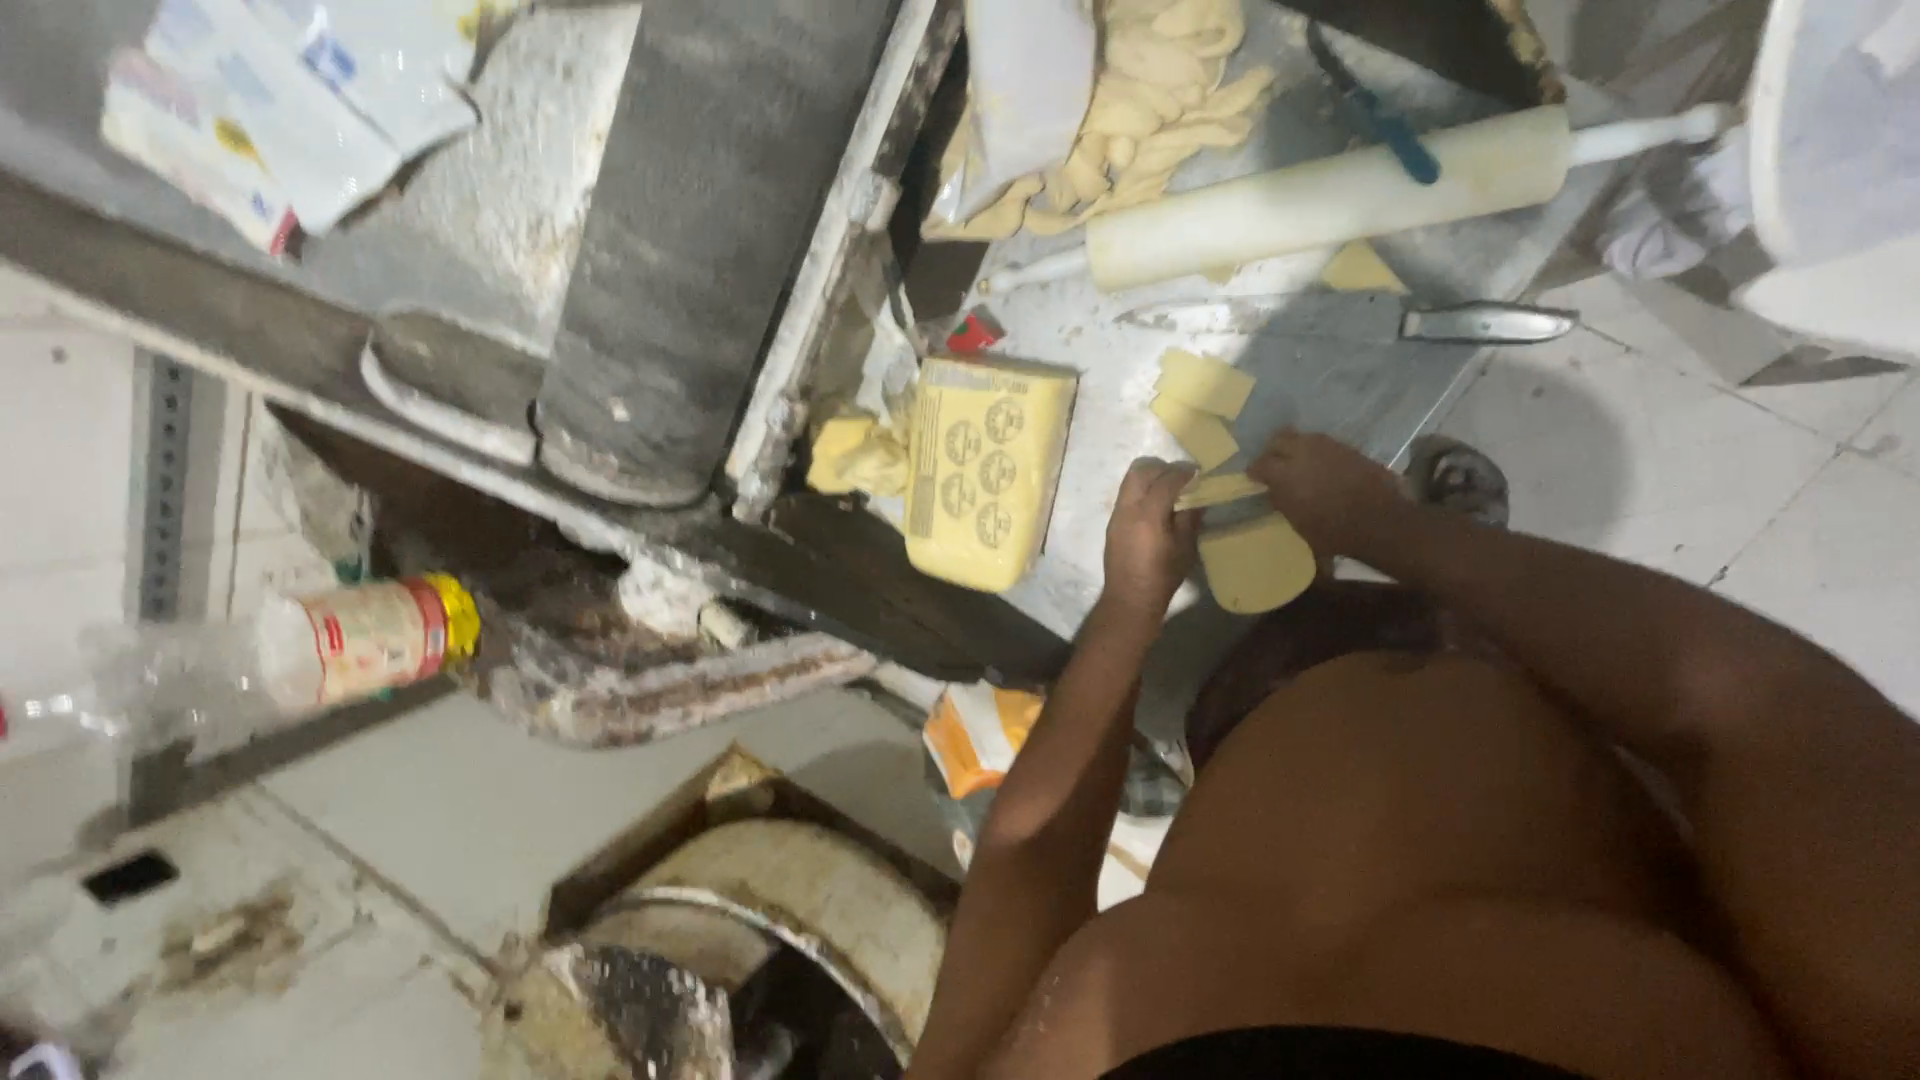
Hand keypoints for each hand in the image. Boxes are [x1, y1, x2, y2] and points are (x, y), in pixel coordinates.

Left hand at [1101, 458, 1200, 621]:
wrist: (1130, 597)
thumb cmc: (1162, 576)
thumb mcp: (1185, 548)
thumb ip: (1190, 519)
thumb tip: (1196, 500)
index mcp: (1148, 514)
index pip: (1166, 480)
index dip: (1183, 472)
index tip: (1196, 472)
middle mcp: (1128, 509)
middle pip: (1140, 471)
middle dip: (1161, 468)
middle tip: (1179, 476)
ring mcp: (1116, 515)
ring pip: (1129, 481)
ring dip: (1149, 477)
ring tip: (1167, 488)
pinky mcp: (1112, 523)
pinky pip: (1126, 495)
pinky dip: (1141, 491)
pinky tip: (1155, 505)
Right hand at [1248, 431, 1412, 556]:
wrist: (1380, 521)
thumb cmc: (1333, 530)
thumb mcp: (1297, 522)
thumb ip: (1281, 501)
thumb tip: (1273, 490)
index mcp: (1285, 472)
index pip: (1260, 463)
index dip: (1255, 470)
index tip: (1254, 477)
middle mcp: (1304, 452)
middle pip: (1280, 439)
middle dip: (1273, 450)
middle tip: (1273, 464)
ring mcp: (1328, 447)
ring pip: (1303, 437)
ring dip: (1296, 447)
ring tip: (1297, 462)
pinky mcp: (1348, 448)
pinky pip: (1323, 444)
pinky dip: (1316, 452)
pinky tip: (1320, 465)